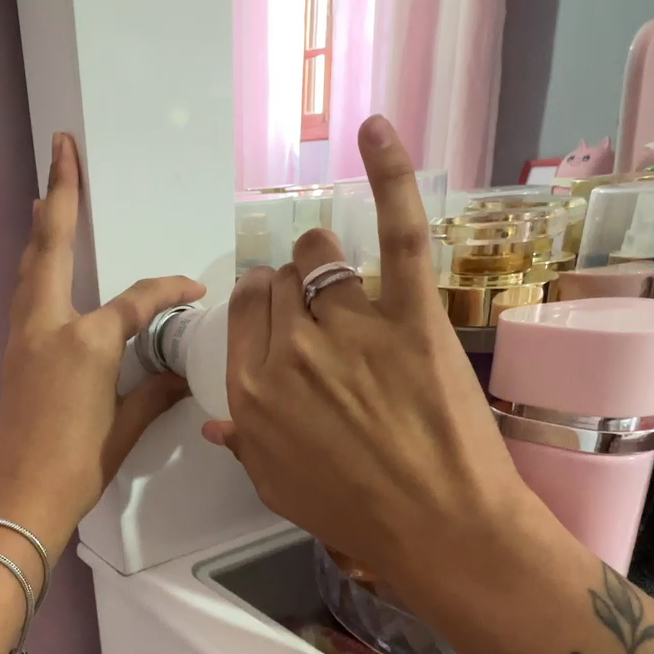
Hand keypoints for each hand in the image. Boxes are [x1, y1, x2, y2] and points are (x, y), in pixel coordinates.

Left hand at [0, 132, 204, 553]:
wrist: (18, 500)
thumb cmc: (77, 468)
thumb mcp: (125, 430)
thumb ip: (154, 393)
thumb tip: (181, 376)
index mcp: (87, 341)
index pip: (137, 301)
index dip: (170, 292)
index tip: (195, 290)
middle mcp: (49, 326)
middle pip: (52, 246)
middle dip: (58, 193)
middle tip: (60, 146)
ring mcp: (23, 339)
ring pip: (30, 267)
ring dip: (40, 227)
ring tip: (46, 192)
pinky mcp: (12, 356)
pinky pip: (24, 295)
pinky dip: (34, 268)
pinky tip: (41, 265)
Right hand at [203, 116, 533, 609]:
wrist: (437, 524)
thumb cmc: (353, 515)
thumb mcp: (277, 488)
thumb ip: (244, 445)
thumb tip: (216, 423)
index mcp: (251, 391)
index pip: (242, 313)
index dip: (259, 305)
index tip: (273, 312)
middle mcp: (288, 350)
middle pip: (275, 283)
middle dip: (287, 286)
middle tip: (311, 306)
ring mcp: (348, 327)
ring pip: (321, 258)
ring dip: (322, 259)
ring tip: (336, 269)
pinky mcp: (409, 313)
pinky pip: (394, 231)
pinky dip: (388, 173)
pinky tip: (374, 129)